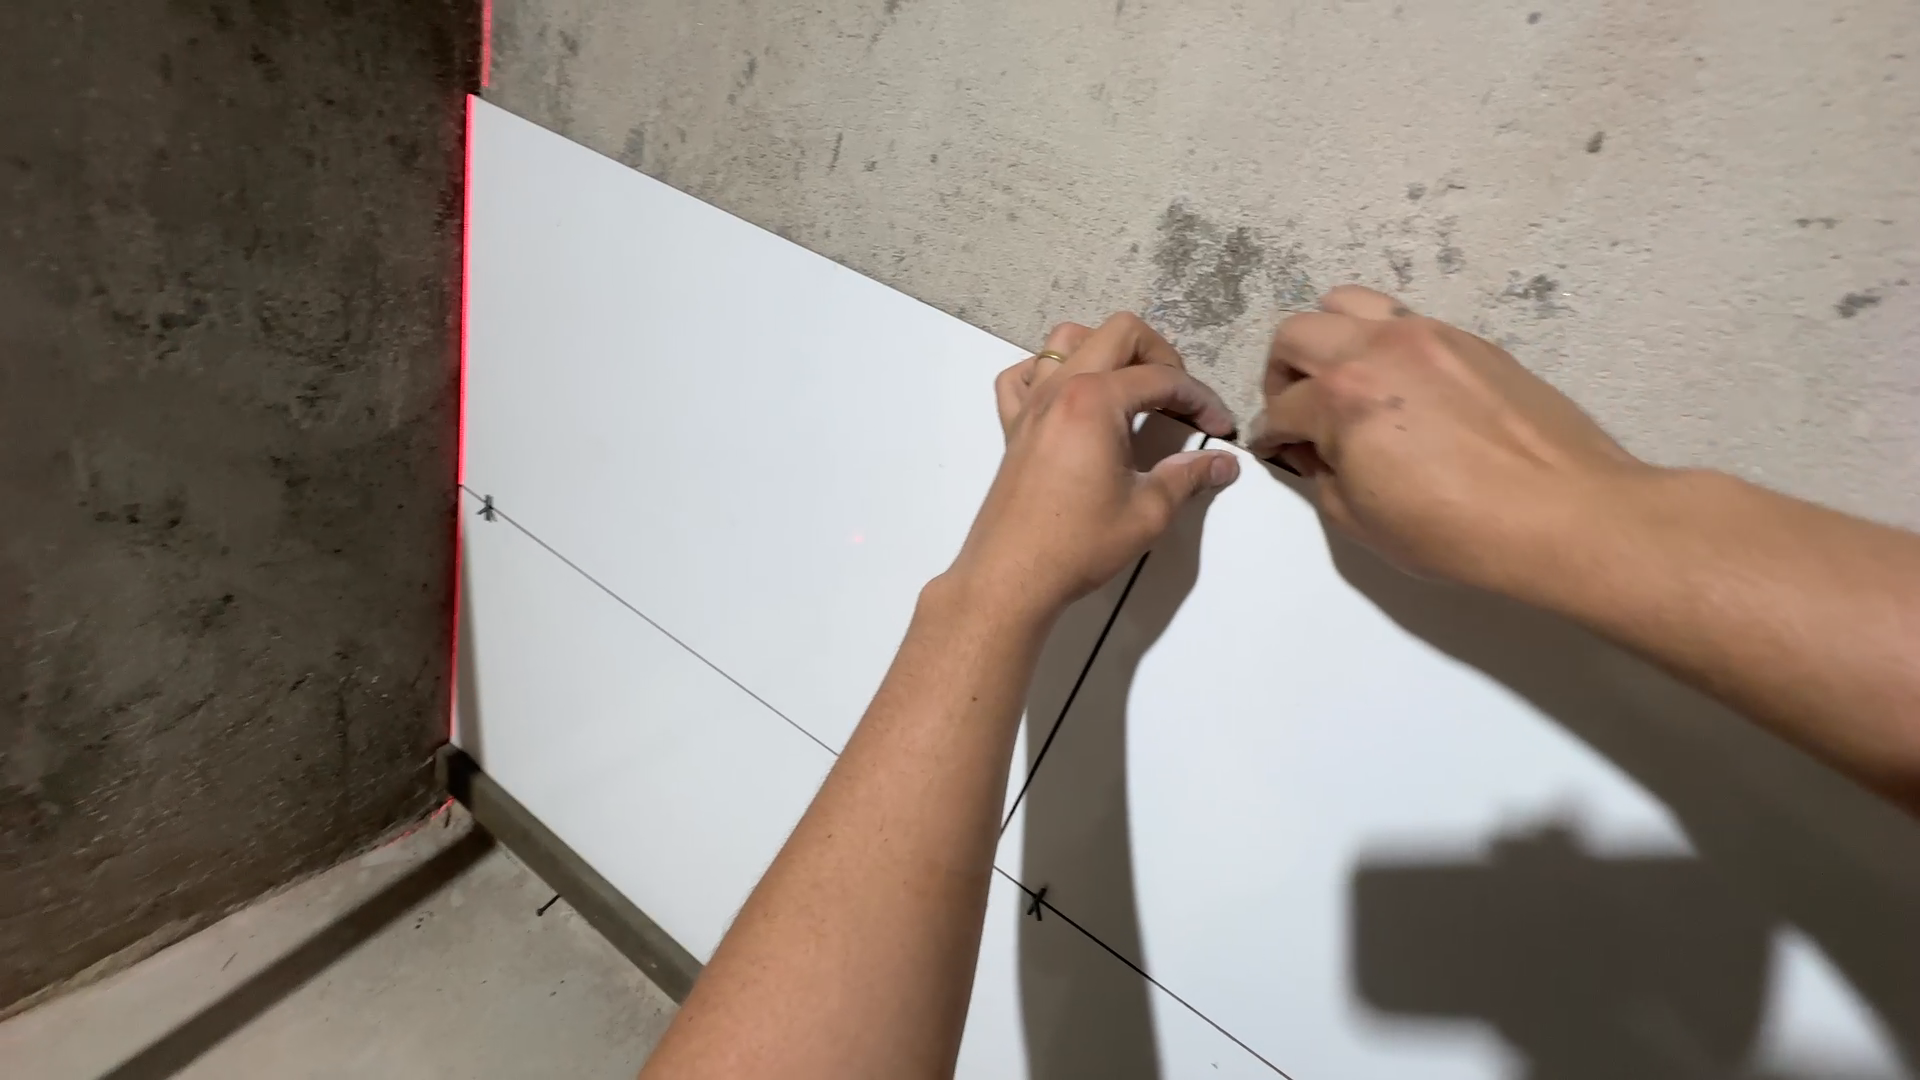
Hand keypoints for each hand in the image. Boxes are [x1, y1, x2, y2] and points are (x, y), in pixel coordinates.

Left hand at [945, 313, 1240, 616]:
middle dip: (1159, 354)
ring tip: (1127, 390)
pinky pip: (1021, 377)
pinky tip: (1068, 400)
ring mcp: (1029, 404)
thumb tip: (1224, 465)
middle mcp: (1059, 388)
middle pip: (1117, 333)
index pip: (1161, 378)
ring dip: (1103, 351)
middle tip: (1177, 398)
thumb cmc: (1079, 544)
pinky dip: (1046, 373)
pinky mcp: (1011, 427)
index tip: (1219, 428)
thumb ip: (1187, 478)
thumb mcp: (1147, 512)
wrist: (1012, 575)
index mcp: (1095, 400)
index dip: (1200, 399)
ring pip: (1065, 340)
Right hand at [1247, 285, 1651, 589]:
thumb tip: (1318, 451)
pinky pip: (1400, 320)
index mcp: (1342, 398)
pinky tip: (1398, 389)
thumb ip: (1320, 473)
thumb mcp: (1356, 518)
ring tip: (1342, 383)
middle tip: (1298, 412)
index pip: (1279, 409)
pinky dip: (1378, 345)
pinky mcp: (1468, 340)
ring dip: (1326, 341)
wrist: (1566, 516)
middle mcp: (1377, 350)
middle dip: (1280, 375)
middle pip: (1295, 334)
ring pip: (1345, 303)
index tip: (1278, 452)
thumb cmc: (1453, 530)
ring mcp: (1427, 335)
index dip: (1270, 438)